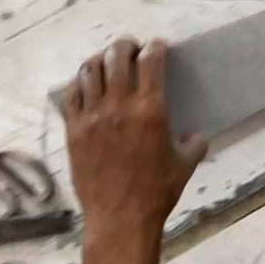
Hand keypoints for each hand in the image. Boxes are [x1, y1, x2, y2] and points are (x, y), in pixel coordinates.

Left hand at [58, 39, 207, 236]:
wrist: (120, 217)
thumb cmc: (158, 191)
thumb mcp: (186, 164)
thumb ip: (194, 143)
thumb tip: (194, 136)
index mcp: (151, 110)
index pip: (151, 62)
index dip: (156, 48)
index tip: (159, 46)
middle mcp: (119, 106)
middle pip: (117, 58)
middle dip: (126, 46)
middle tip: (131, 48)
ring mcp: (91, 117)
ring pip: (89, 71)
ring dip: (100, 60)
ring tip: (107, 61)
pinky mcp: (73, 131)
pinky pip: (70, 96)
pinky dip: (79, 83)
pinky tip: (86, 85)